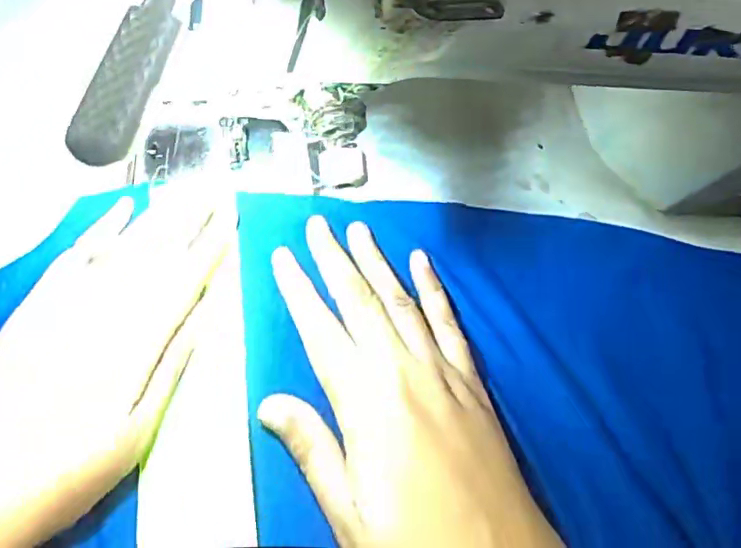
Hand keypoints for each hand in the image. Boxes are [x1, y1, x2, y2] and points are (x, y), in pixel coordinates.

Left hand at [0, 189, 230, 547]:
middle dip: (191, 218)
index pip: (184, 279)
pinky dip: (100, 229)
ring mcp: (65, 302)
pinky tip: (123, 207)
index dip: (212, 245)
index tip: (233, 216)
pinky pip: (74, 255)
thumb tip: (206, 312)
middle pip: (157, 252)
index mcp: (134, 342)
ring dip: (158, 214)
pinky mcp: (34, 305)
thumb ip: (171, 369)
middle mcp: (104, 310)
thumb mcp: (131, 438)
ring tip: (186, 189)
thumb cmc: (59, 475)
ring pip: (123, 246)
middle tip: (217, 187)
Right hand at [259, 216, 562, 547]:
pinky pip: (448, 320)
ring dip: (378, 262)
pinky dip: (433, 287)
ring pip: (401, 301)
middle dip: (335, 259)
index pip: (322, 331)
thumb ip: (313, 449)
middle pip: (361, 302)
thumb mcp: (349, 510)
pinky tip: (423, 261)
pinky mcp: (471, 377)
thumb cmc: (413, 539)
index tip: (283, 257)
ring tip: (359, 230)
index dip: (299, 291)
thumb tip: (270, 403)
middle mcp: (402, 369)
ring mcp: (440, 368)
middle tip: (317, 223)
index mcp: (365, 401)